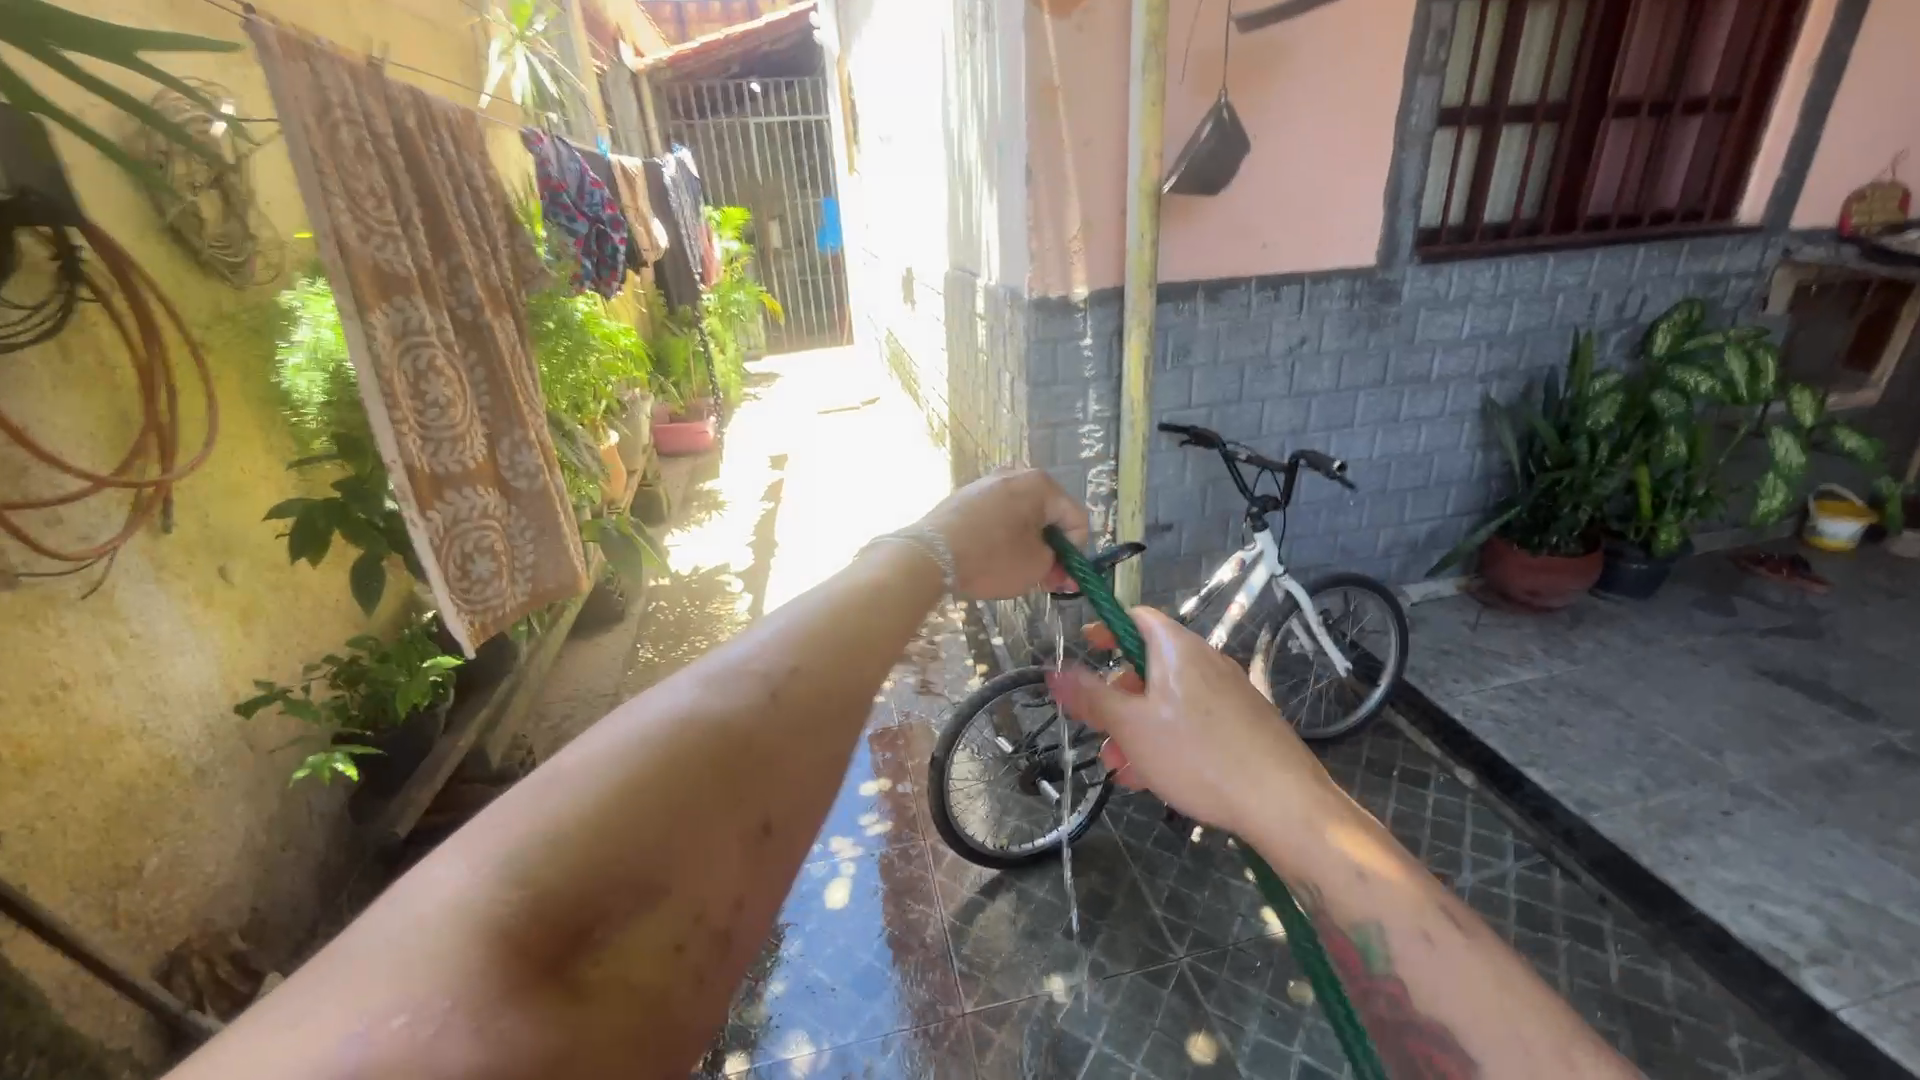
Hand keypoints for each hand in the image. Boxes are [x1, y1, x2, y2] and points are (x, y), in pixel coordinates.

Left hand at [918, 469, 1088, 599]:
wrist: (930, 555)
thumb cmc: (992, 557)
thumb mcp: (1036, 566)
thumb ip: (1056, 563)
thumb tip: (1056, 563)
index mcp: (1040, 484)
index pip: (1075, 519)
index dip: (1076, 553)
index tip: (1065, 579)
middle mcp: (1014, 474)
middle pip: (1047, 515)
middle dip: (1051, 548)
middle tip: (1047, 580)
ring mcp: (985, 483)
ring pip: (1021, 516)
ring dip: (1028, 543)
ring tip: (1021, 573)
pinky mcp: (964, 498)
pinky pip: (997, 517)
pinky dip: (1003, 537)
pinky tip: (995, 559)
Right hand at [1046, 607, 1341, 834]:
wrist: (1283, 803)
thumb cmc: (1197, 755)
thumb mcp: (1131, 727)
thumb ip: (1090, 697)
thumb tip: (1053, 670)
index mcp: (1177, 649)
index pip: (1136, 617)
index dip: (1105, 630)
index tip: (1083, 651)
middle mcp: (1206, 662)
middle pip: (1149, 665)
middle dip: (1117, 698)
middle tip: (1098, 731)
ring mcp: (1229, 694)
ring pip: (1168, 701)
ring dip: (1137, 728)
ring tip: (1122, 768)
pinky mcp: (1243, 725)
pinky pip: (1192, 722)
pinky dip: (1167, 740)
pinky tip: (1156, 779)